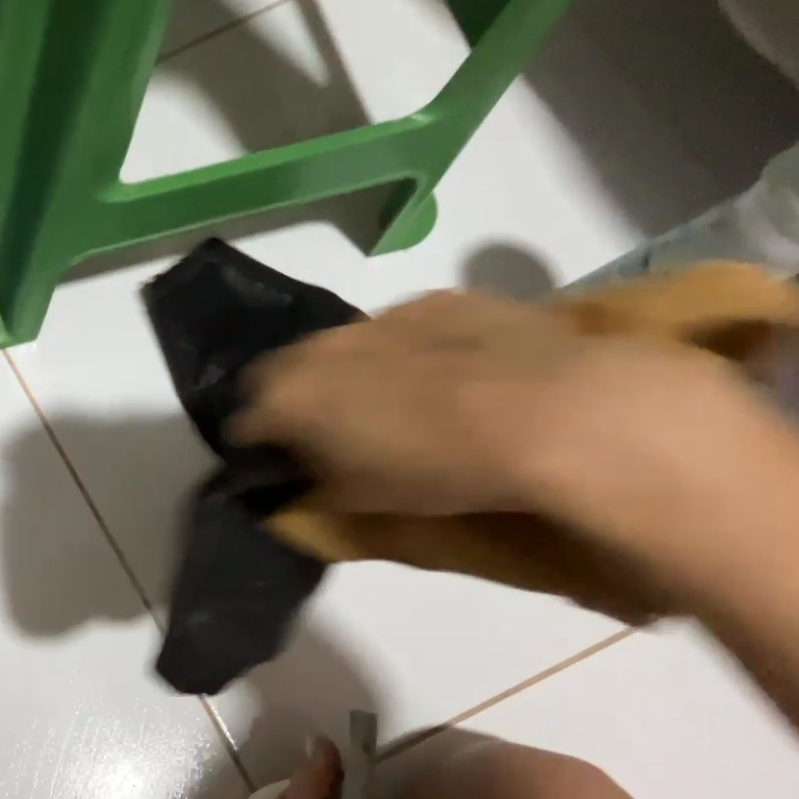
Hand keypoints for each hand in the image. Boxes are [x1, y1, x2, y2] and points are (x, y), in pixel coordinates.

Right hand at [228, 290, 749, 517]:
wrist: (558, 411)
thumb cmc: (440, 470)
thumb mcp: (358, 498)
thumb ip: (309, 483)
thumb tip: (291, 476)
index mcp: (287, 399)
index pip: (241, 422)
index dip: (252, 446)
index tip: (271, 464)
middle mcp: (316, 349)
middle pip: (276, 373)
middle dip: (285, 400)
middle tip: (316, 432)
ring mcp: (378, 318)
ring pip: (335, 347)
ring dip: (339, 372)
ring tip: (382, 403)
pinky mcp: (436, 301)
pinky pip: (395, 330)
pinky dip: (398, 352)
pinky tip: (440, 377)